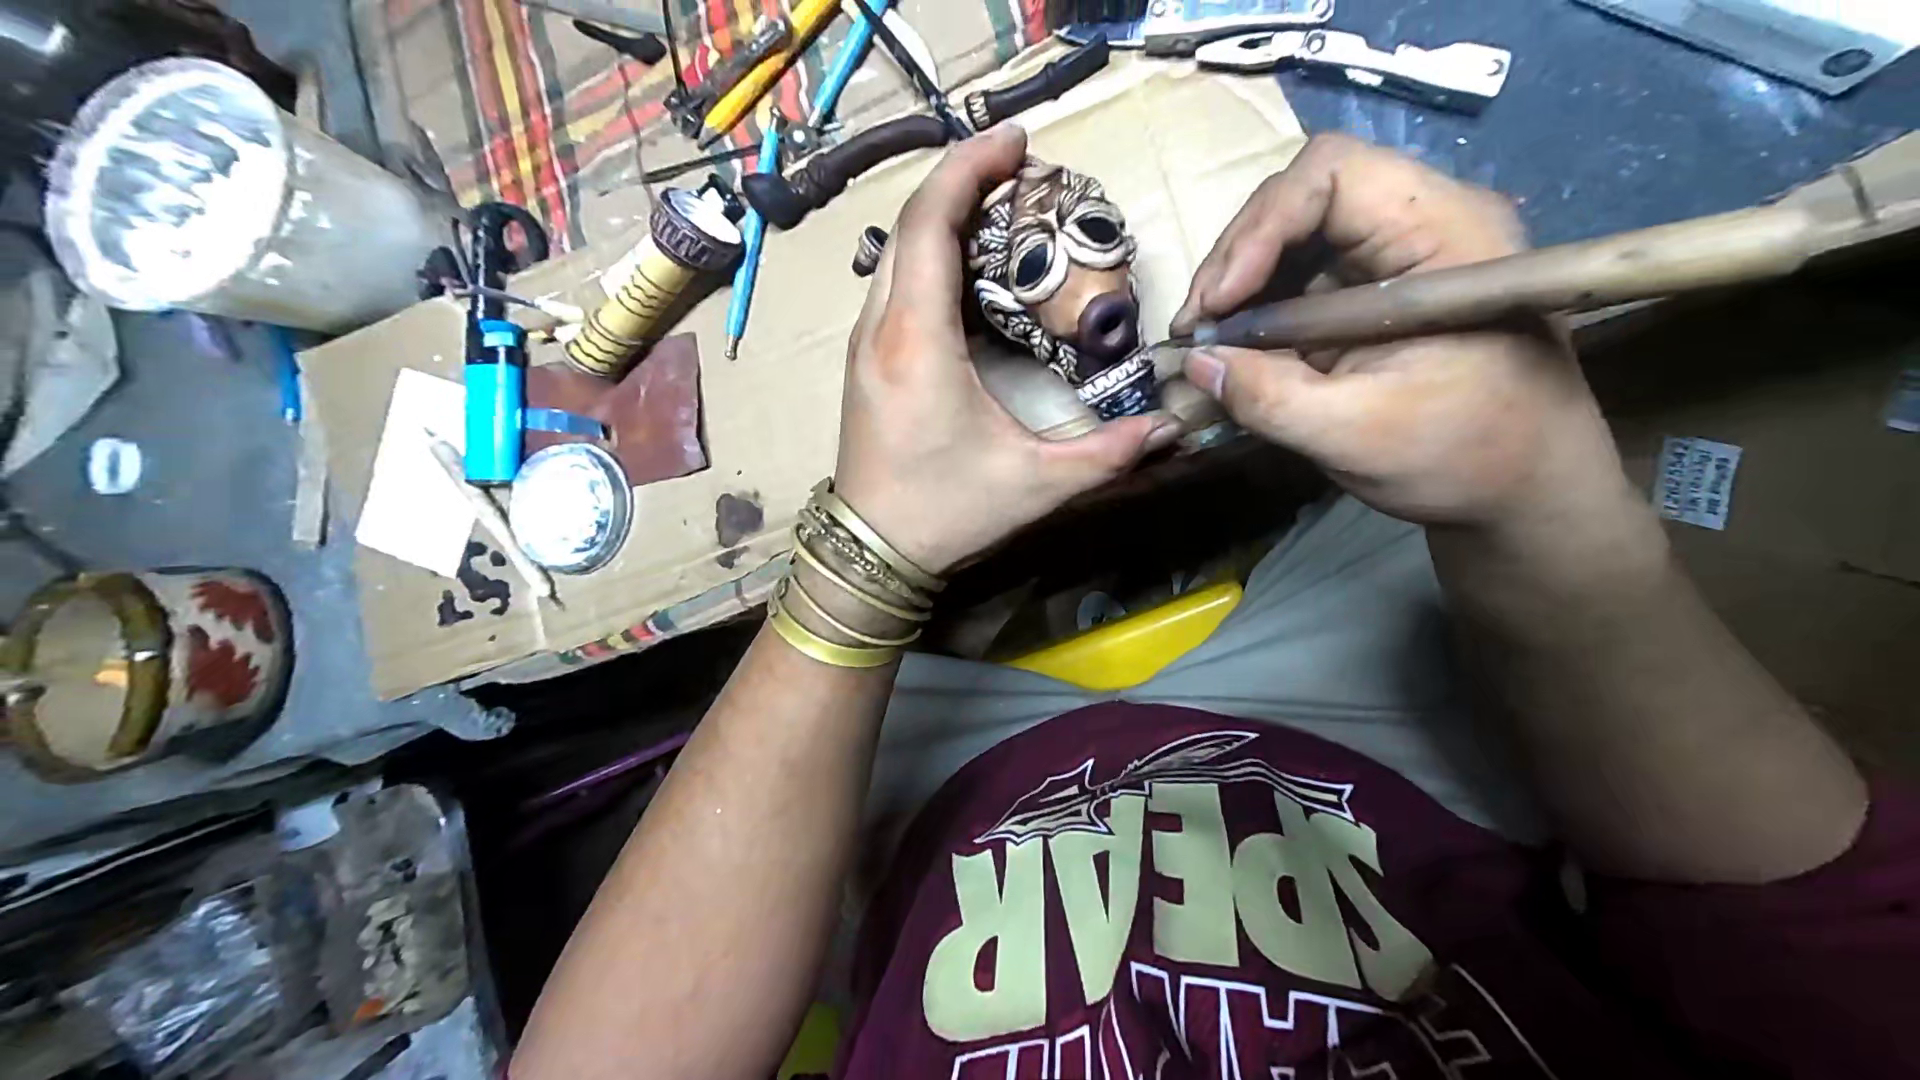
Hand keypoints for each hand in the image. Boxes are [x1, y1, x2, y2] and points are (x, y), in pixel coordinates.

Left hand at [833, 124, 1177, 573]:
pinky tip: (966, 275)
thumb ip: (1105, 454)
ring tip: (999, 215)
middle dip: (960, 183)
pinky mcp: (864, 362)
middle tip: (1020, 174)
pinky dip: (927, 259)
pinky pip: (891, 286)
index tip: (1015, 141)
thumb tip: (1167, 429)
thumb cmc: (944, 514)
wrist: (870, 551)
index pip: (929, 223)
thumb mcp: (1034, 485)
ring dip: (941, 220)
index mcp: (918, 341)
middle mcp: (880, 330)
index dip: (969, 167)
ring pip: (895, 253)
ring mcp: (864, 345)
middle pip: (908, 225)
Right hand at [1172, 134, 1627, 529]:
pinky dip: (1250, 313)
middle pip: (1299, 201)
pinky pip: (1294, 283)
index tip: (1219, 302)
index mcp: (1443, 235)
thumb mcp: (1355, 435)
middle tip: (1194, 328)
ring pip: (1287, 241)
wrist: (1517, 486)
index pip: (1333, 174)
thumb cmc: (1462, 457)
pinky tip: (1228, 350)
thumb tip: (1194, 362)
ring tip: (1201, 341)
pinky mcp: (1366, 297)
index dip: (1261, 227)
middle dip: (1234, 261)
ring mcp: (1388, 262)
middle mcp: (1416, 228)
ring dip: (1234, 288)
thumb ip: (1268, 398)